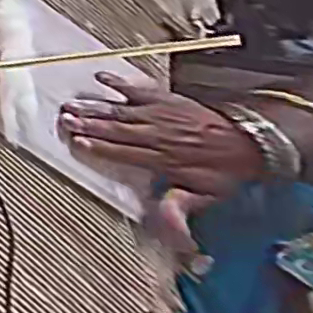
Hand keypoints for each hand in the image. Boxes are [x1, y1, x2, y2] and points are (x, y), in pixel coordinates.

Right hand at [59, 74, 260, 198]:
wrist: (248, 142)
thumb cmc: (220, 171)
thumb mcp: (207, 197)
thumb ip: (181, 209)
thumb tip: (172, 235)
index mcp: (164, 160)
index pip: (124, 153)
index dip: (100, 148)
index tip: (77, 143)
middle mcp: (157, 136)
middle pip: (116, 130)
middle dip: (89, 125)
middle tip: (65, 120)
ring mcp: (158, 114)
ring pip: (119, 111)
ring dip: (93, 107)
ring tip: (70, 105)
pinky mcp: (161, 98)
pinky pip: (135, 89)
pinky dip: (118, 82)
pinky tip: (100, 77)